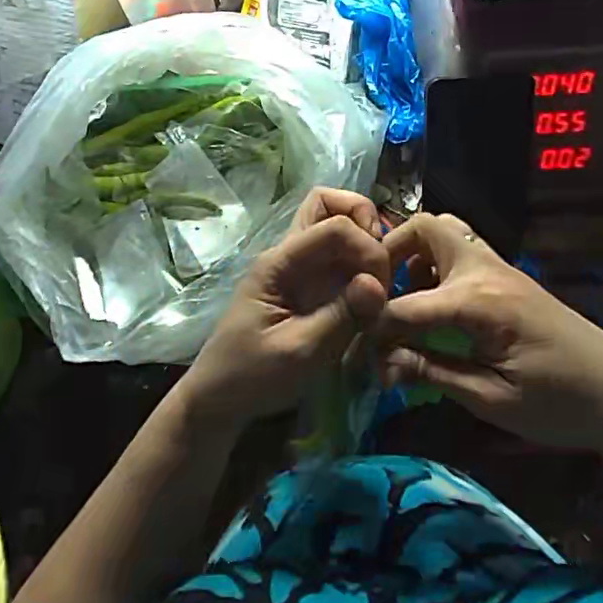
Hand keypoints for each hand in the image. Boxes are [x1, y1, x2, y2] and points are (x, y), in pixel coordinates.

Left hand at [182, 189, 391, 426]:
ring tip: (381, 285)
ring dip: (365, 245)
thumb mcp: (299, 353)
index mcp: (279, 263)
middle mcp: (289, 255)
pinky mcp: (308, 287)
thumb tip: (377, 283)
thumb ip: (340, 317)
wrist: (221, 397)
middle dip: (365, 224)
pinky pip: (338, 259)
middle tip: (381, 271)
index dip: (367, 248)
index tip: (380, 291)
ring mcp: (298, 269)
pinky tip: (372, 299)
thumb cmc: (253, 376)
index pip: (334, 225)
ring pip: (336, 228)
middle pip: (329, 206)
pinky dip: (361, 267)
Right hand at [375, 212, 602, 454]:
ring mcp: (499, 268)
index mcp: (479, 302)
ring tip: (404, 294)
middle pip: (424, 228)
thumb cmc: (561, 404)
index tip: (361, 353)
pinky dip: (435, 262)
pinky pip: (461, 247)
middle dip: (389, 254)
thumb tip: (380, 363)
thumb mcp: (491, 399)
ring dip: (414, 254)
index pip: (404, 306)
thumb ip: (431, 372)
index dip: (374, 330)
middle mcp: (486, 270)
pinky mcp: (508, 277)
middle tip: (377, 294)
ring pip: (445, 229)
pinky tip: (434, 300)